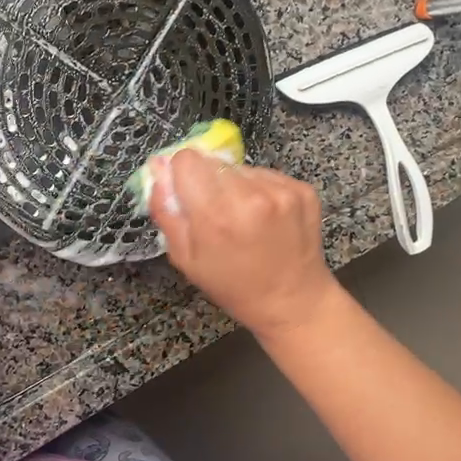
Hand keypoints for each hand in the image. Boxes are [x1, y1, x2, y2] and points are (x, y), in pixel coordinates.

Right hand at [146, 149, 342, 338]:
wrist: (292, 301)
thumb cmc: (233, 285)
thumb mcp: (184, 258)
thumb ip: (165, 210)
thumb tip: (157, 168)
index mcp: (215, 216)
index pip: (187, 159)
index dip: (182, 174)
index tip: (187, 193)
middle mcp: (250, 197)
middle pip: (213, 161)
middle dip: (208, 181)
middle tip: (216, 212)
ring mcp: (280, 191)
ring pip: (240, 167)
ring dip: (235, 185)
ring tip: (244, 218)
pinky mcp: (302, 189)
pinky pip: (267, 175)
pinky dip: (260, 190)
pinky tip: (264, 218)